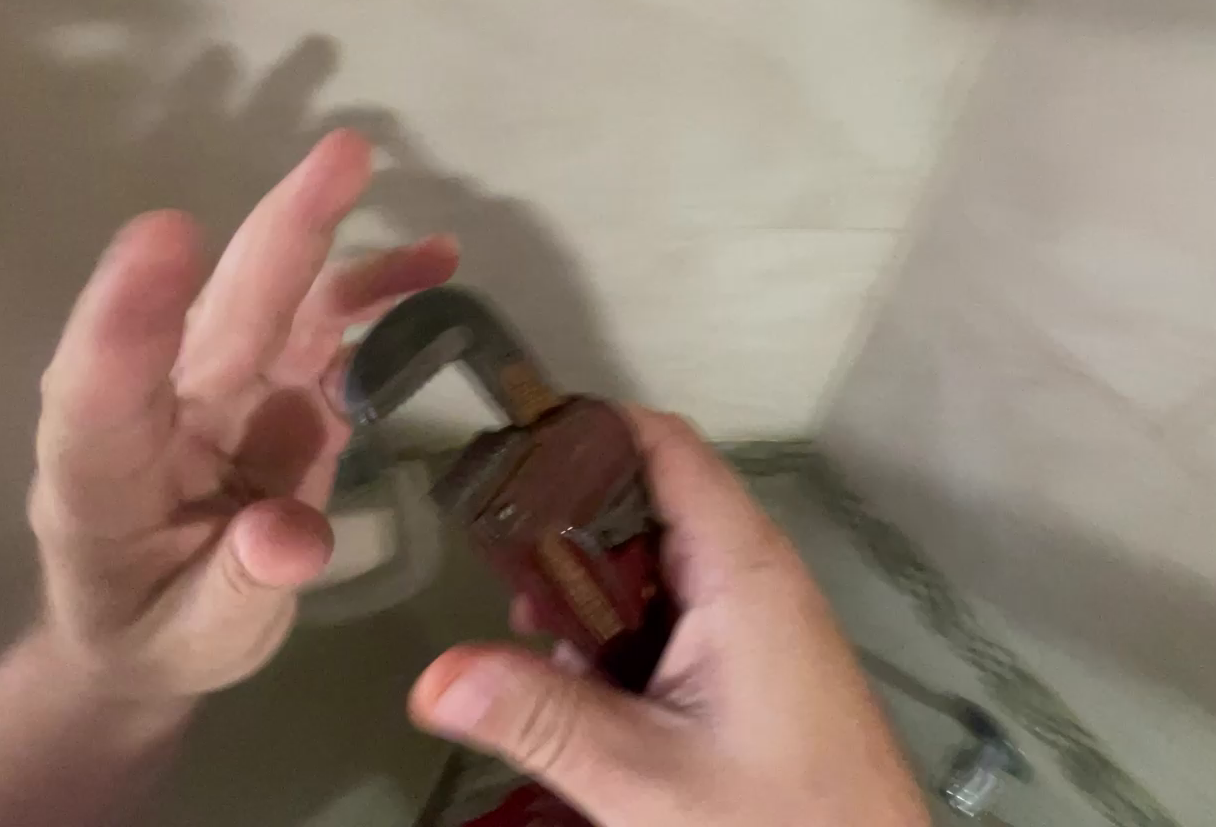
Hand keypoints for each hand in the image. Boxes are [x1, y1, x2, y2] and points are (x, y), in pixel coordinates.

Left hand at [29, 130, 457, 700]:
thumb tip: (292, 536)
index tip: (168, 236)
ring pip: (292, 303)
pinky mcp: (288, 389)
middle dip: (285, 229)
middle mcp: (171, 404)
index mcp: (105, 471)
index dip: (130, 312)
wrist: (168, 622)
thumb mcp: (194, 636)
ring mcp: (236, 389)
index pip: (99, 386)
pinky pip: (334, 331)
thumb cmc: (160, 629)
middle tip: (347, 155)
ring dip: (356, 263)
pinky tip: (431, 275)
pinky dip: (380, 301)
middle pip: (225, 306)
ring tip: (439, 250)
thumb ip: (239, 586)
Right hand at [408, 409, 929, 826]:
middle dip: (582, 519)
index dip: (602, 428)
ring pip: (666, 552)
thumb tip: (438, 677)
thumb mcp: (643, 775)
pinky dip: (634, 617)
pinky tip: (600, 675)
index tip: (531, 441)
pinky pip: (685, 598)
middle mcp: (756, 565)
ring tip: (545, 630)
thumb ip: (541, 716)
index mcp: (740, 563)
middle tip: (516, 559)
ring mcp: (762, 603)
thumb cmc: (777, 817)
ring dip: (603, 580)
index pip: (669, 447)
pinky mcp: (761, 641)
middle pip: (660, 494)